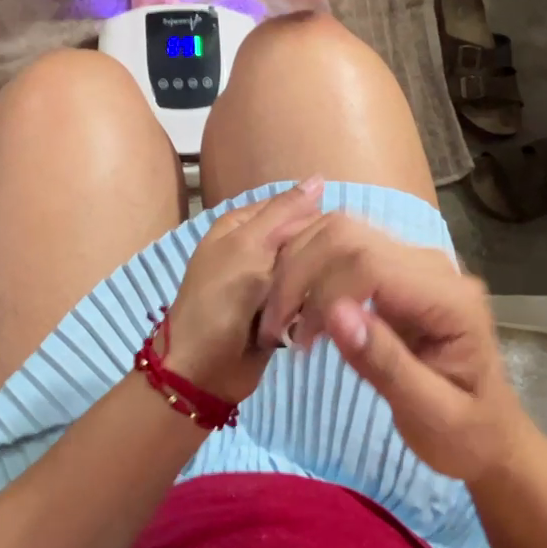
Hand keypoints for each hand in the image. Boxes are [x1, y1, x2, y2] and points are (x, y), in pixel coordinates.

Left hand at [160, 177, 325, 403]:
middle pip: (305, 240)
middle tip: (334, 277)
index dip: (316, 223)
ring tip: (329, 300)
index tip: (342, 240)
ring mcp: (268, 282)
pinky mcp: (281, 313)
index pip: (294, 208)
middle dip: (319, 258)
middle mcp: (256, 248)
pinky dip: (314, 309)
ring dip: (318, 286)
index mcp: (243, 224)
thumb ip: (284, 213)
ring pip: (311, 271)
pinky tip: (326, 317)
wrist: (204, 370)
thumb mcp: (249, 248)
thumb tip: (319, 177)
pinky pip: (308, 301)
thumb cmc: (220, 301)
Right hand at [260, 214, 529, 483]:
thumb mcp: (431, 416)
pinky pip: (338, 246)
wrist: (490, 434)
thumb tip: (334, 313)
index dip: (321, 292)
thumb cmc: (465, 434)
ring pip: (336, 230)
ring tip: (281, 319)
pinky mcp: (391, 266)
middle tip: (275, 328)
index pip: (369, 264)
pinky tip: (294, 306)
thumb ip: (386, 364)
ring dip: (296, 266)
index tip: (299, 343)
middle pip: (347, 234)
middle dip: (299, 272)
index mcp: (450, 297)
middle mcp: (431, 264)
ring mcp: (411, 260)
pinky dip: (305, 266)